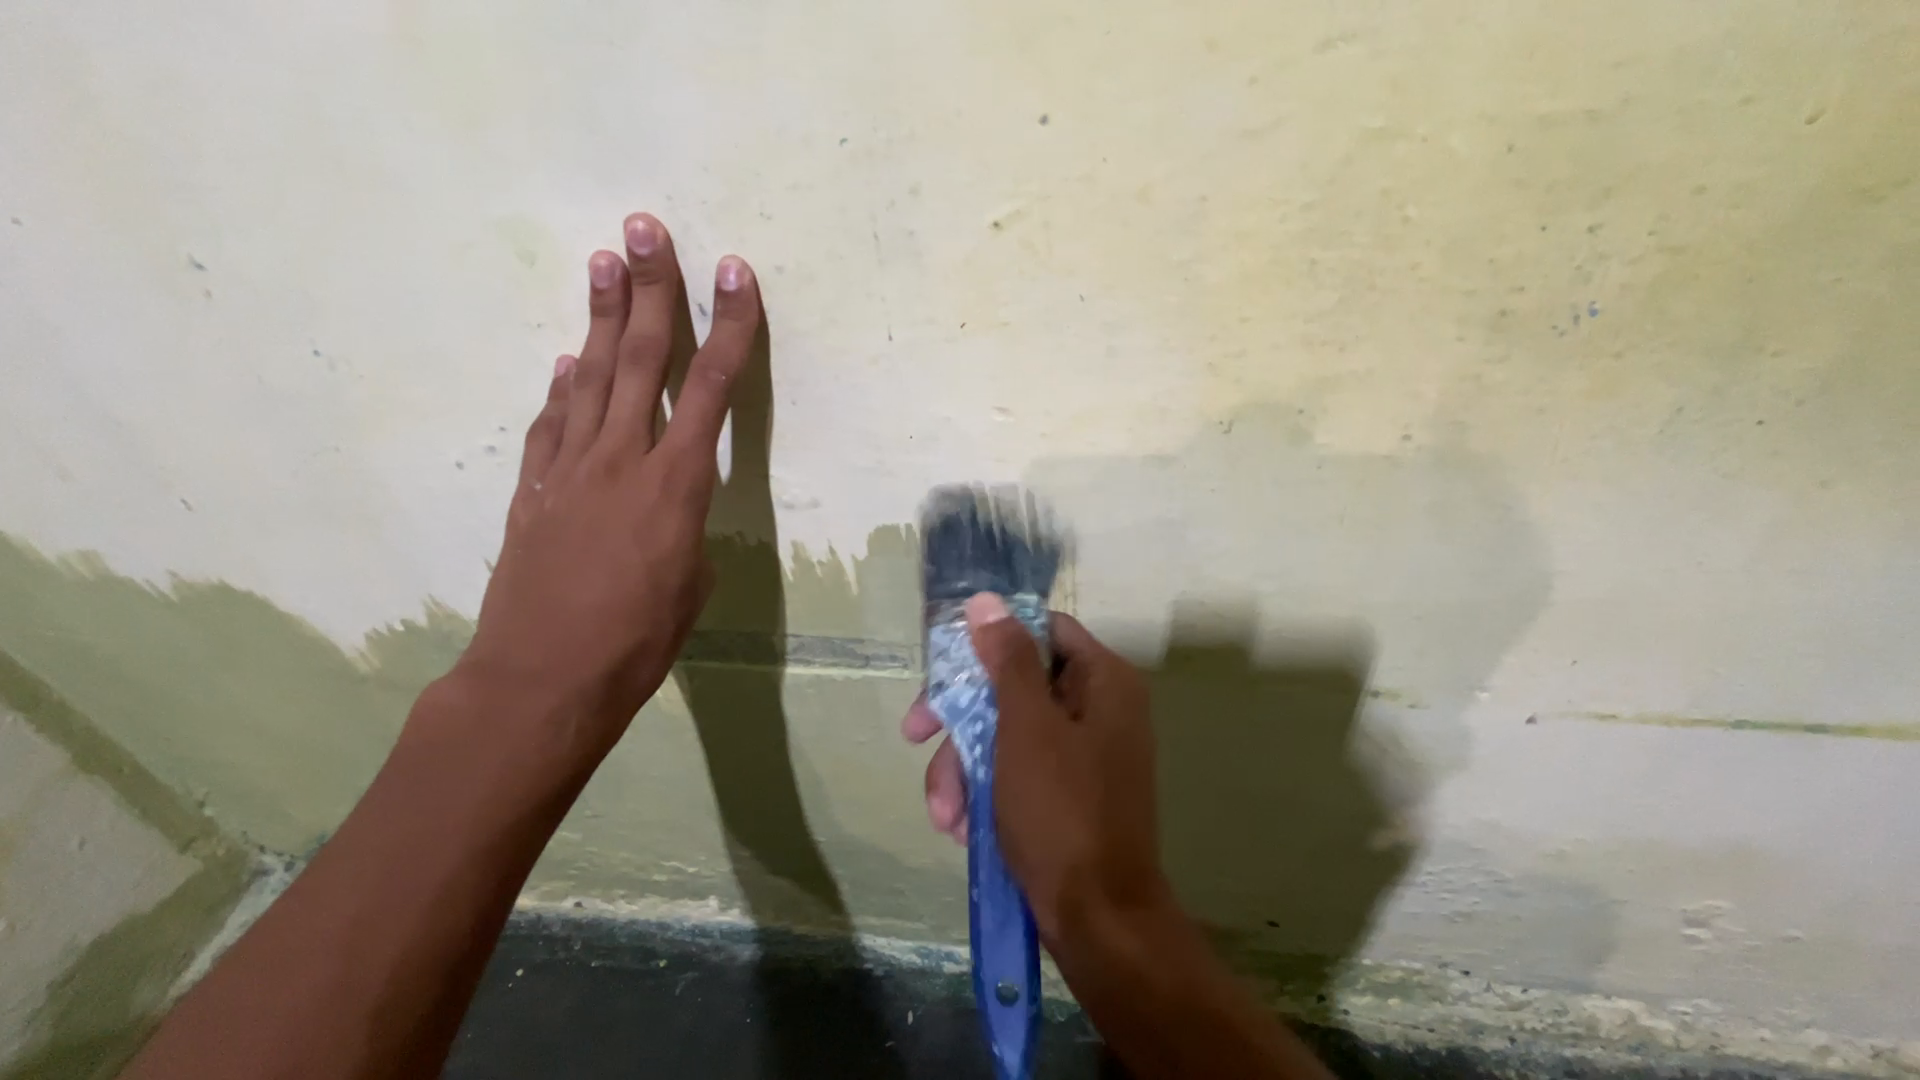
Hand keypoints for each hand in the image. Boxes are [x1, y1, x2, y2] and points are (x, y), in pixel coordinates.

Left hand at [450, 213, 761, 761]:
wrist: (542, 679)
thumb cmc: (638, 643)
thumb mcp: (692, 584)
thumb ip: (687, 525)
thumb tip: (675, 501)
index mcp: (676, 485)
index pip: (711, 389)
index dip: (728, 327)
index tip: (734, 273)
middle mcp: (621, 460)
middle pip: (640, 359)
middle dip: (649, 289)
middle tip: (646, 227)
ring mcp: (569, 470)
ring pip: (590, 377)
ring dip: (601, 317)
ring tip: (604, 262)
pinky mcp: (533, 491)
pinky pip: (551, 424)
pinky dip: (562, 387)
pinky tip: (568, 359)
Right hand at [902, 595, 1168, 939]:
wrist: (1097, 919)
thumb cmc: (1060, 811)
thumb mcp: (1025, 728)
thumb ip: (1007, 660)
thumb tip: (986, 601)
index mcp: (1103, 681)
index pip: (1040, 630)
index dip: (988, 640)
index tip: (943, 665)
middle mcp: (1098, 709)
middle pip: (1013, 685)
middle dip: (961, 720)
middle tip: (916, 736)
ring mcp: (1082, 755)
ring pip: (1005, 735)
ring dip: (964, 769)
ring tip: (945, 814)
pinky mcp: (1066, 795)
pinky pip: (1015, 774)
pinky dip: (986, 795)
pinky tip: (963, 829)